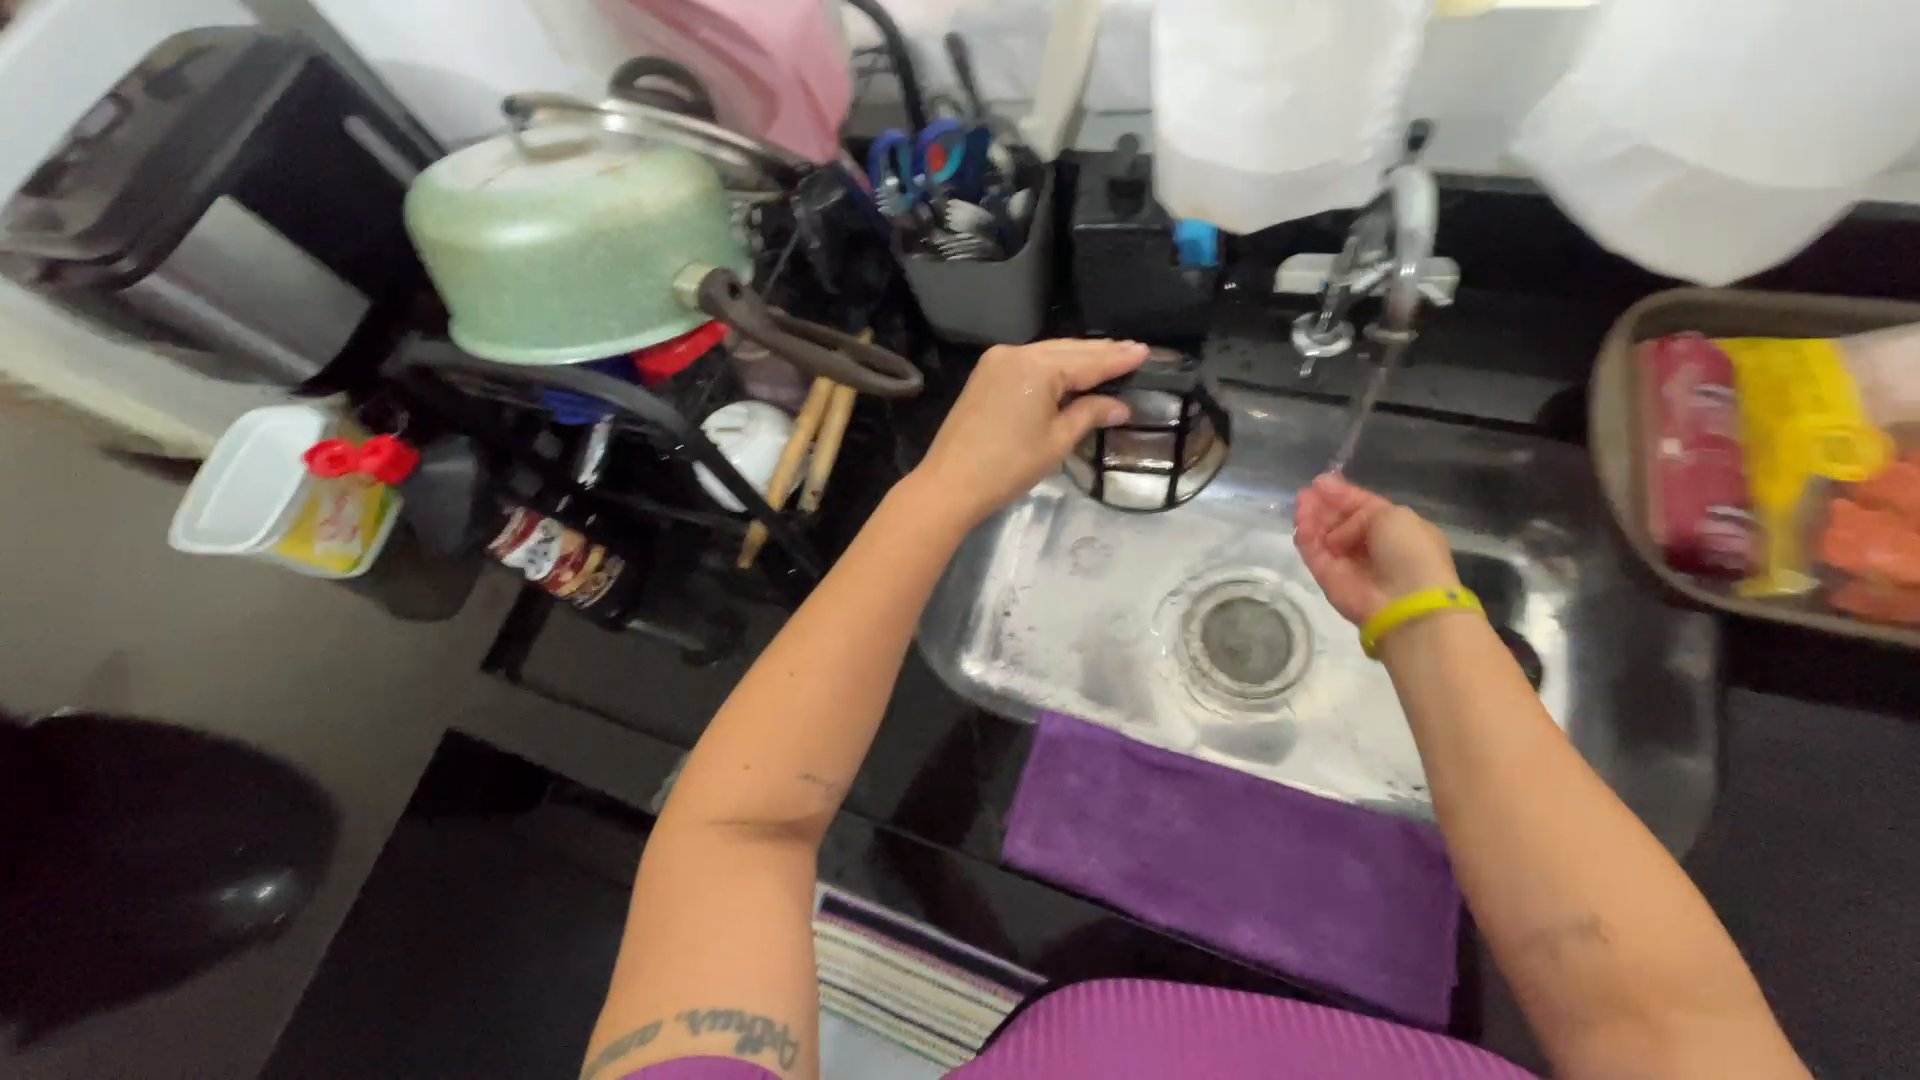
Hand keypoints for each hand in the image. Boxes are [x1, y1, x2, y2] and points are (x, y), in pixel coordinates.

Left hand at [908, 339, 1147, 527]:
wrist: (950, 484)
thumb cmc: (1008, 467)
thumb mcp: (1056, 442)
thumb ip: (1089, 414)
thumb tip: (1119, 405)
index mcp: (1037, 367)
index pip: (1089, 361)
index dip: (1118, 359)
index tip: (1145, 352)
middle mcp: (1016, 353)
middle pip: (1068, 351)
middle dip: (1101, 353)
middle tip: (1133, 351)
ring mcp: (996, 362)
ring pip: (1048, 354)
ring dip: (1078, 358)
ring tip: (1110, 357)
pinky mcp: (985, 375)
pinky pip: (1029, 363)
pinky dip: (1053, 366)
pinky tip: (1071, 370)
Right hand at [1295, 473, 1459, 625]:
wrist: (1405, 600)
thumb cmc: (1409, 551)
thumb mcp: (1395, 515)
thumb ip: (1359, 507)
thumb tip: (1334, 516)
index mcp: (1394, 530)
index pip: (1362, 507)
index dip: (1342, 494)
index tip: (1320, 482)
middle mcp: (1370, 545)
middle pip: (1338, 520)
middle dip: (1322, 505)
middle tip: (1306, 494)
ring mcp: (1347, 562)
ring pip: (1322, 535)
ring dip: (1310, 518)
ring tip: (1300, 505)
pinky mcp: (1327, 578)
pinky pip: (1313, 553)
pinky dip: (1306, 538)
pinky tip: (1300, 523)